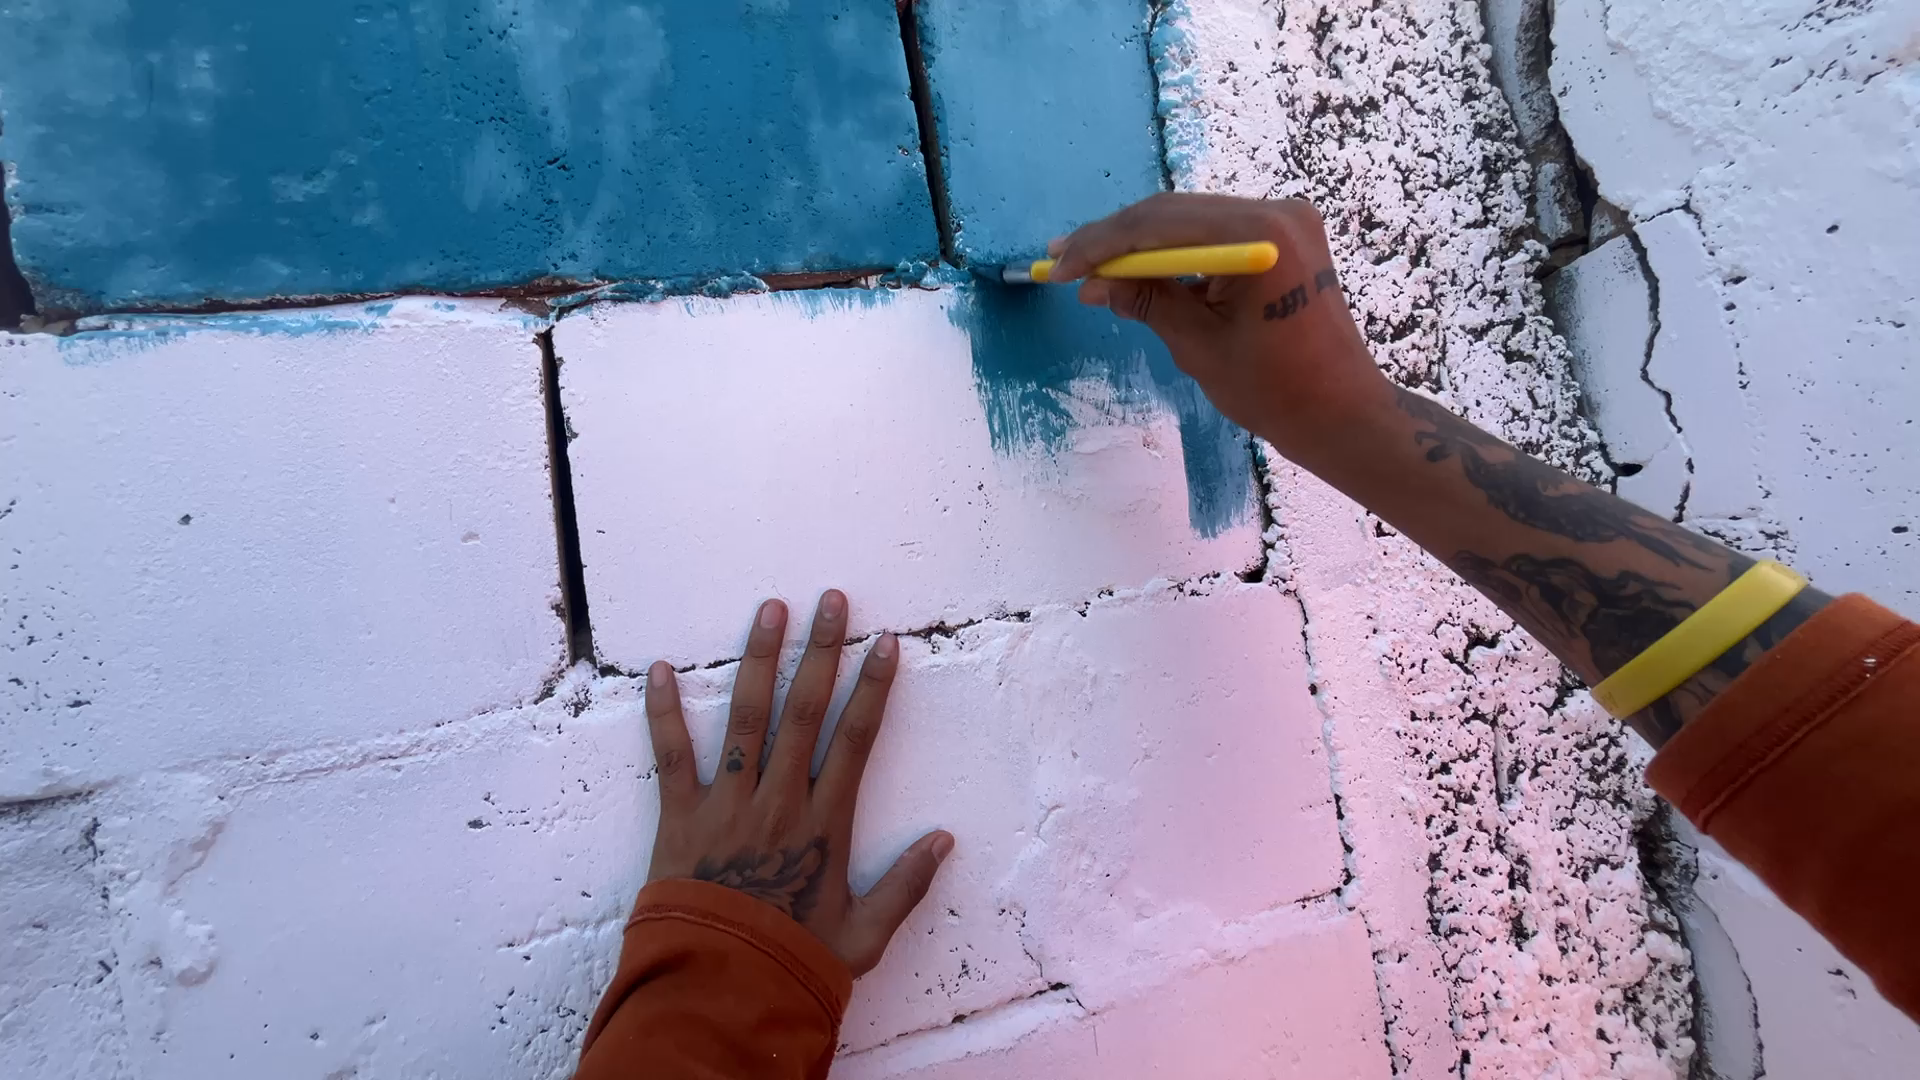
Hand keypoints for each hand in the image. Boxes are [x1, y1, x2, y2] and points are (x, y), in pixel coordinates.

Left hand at [642, 590, 953, 976]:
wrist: (714, 997)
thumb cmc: (791, 963)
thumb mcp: (864, 937)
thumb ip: (906, 886)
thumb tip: (944, 840)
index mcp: (824, 821)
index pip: (856, 737)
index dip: (874, 687)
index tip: (885, 644)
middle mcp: (779, 798)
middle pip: (805, 709)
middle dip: (822, 650)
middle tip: (832, 602)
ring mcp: (727, 803)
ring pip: (746, 716)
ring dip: (759, 659)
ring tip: (770, 610)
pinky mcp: (679, 817)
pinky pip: (671, 756)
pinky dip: (663, 713)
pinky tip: (661, 670)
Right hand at [1049, 193, 1389, 456]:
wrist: (1339, 410)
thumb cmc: (1272, 389)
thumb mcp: (1198, 346)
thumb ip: (1146, 303)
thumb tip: (1093, 285)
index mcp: (1258, 235)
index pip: (1159, 224)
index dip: (1100, 245)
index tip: (1058, 267)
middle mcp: (1274, 211)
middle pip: (1172, 214)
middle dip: (1113, 240)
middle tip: (1061, 261)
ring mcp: (1282, 221)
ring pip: (1188, 222)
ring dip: (1138, 247)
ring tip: (1089, 269)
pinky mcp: (1281, 239)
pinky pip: (1211, 238)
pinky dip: (1171, 257)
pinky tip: (1136, 273)